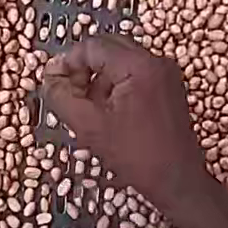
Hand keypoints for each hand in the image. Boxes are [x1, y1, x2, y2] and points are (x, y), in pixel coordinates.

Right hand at [40, 34, 218, 218]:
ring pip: (119, 61)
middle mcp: (156, 62)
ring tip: (88, 109)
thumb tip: (49, 80)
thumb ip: (61, 97)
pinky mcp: (169, 88)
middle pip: (107, 48)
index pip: (92, 46)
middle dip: (83, 69)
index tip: (55, 85)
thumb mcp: (89, 127)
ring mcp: (166, 74)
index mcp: (139, 65)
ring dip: (98, 80)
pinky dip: (115, 87)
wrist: (178, 181)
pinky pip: (134, 74)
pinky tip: (107, 114)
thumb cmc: (137, 156)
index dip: (68, 63)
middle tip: (69, 95)